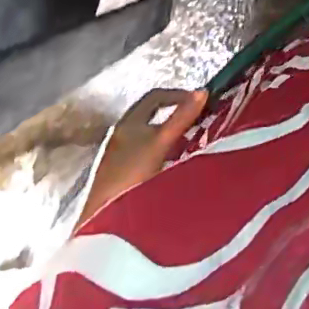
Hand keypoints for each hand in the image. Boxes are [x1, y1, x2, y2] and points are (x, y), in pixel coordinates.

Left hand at [77, 87, 207, 225]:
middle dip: (177, 115)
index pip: (155, 97)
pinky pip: (150, 154)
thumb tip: (203, 91)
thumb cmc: (133, 173)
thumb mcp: (161, 142)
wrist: (105, 218)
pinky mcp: (123, 175)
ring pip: (151, 136)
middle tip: (200, 120)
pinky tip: (177, 164)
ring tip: (194, 142)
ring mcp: (121, 155)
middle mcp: (122, 134)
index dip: (178, 95)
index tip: (200, 101)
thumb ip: (182, 117)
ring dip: (172, 135)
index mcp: (129, 122)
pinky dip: (166, 152)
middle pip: (153, 116)